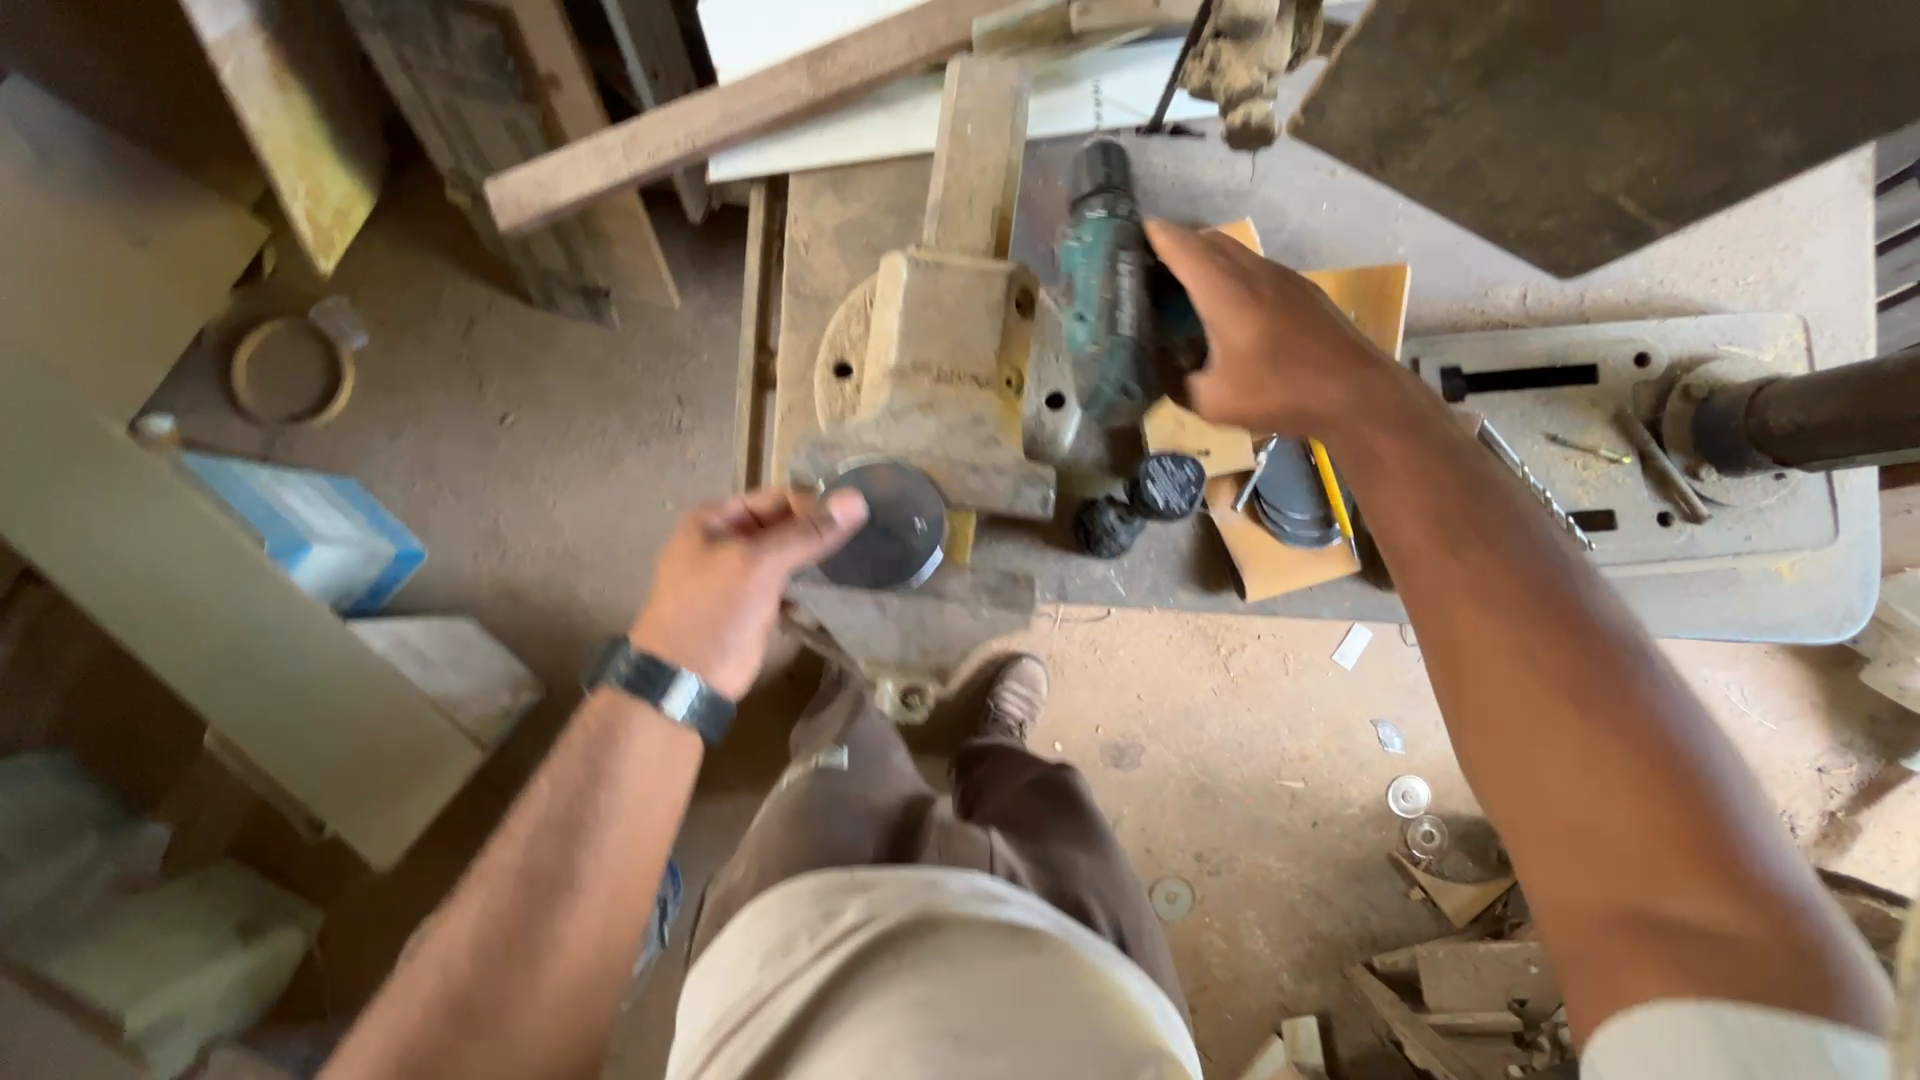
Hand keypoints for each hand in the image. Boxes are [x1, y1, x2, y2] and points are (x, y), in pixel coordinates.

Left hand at [629, 488, 867, 699]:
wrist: (686, 679)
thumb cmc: (714, 610)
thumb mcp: (759, 563)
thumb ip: (807, 533)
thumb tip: (857, 500)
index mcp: (715, 519)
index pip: (776, 497)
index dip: (813, 505)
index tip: (850, 521)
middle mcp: (725, 540)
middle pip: (783, 525)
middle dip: (817, 532)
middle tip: (860, 541)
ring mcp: (738, 575)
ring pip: (787, 556)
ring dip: (815, 560)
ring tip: (853, 564)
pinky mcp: (752, 605)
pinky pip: (786, 585)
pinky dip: (805, 588)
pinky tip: (829, 593)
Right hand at [1145, 219, 1407, 437]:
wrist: (1355, 392)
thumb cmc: (1280, 393)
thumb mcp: (1212, 402)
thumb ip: (1178, 383)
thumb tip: (1163, 375)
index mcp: (1224, 291)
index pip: (1181, 245)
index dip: (1151, 236)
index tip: (1126, 237)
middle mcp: (1253, 271)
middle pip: (1208, 240)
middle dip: (1175, 246)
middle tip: (1148, 270)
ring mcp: (1282, 277)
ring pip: (1235, 253)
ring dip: (1206, 262)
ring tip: (1184, 289)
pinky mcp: (1302, 291)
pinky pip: (1256, 270)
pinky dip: (1231, 276)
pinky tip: (1228, 310)